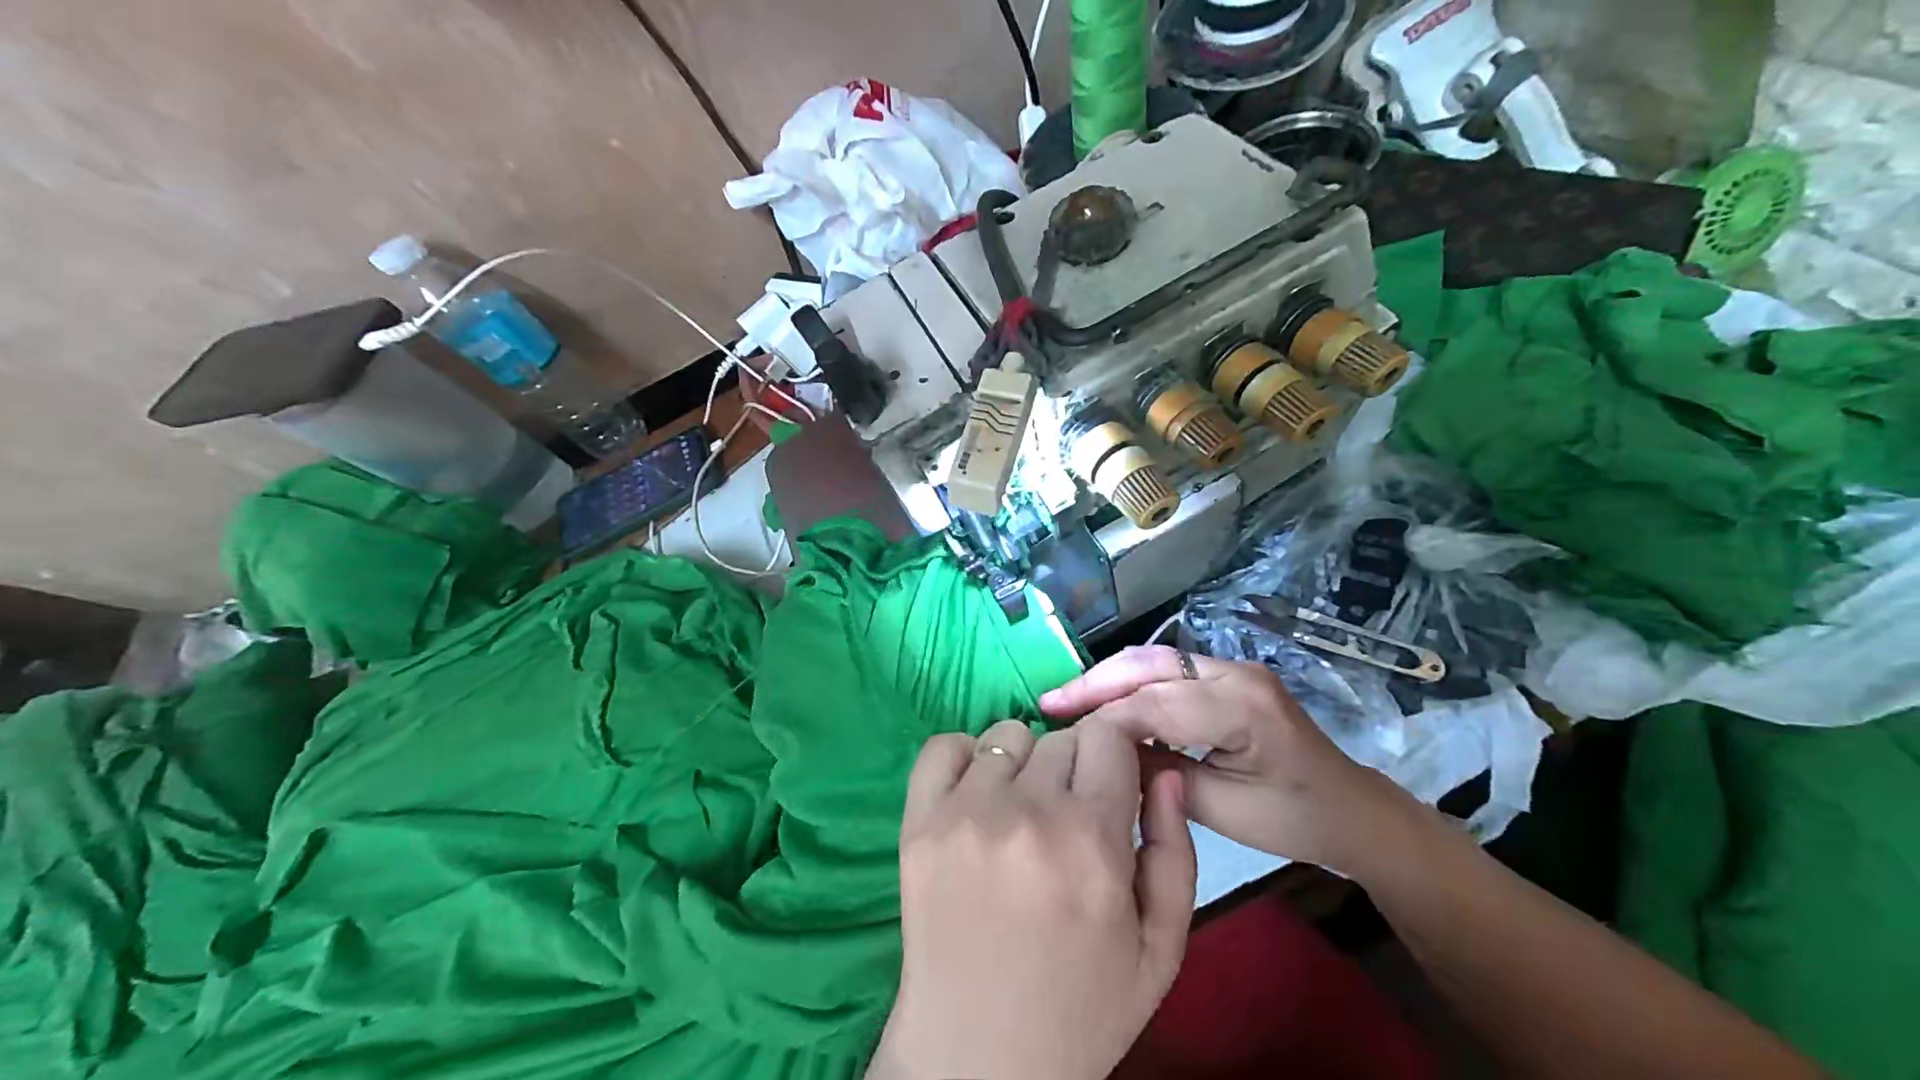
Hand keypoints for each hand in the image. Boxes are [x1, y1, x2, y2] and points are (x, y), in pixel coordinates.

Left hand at [868, 719, 1195, 1079]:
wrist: (977, 1056)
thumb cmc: (1080, 1008)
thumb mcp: (1160, 948)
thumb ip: (1174, 851)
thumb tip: (1163, 771)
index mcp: (1093, 840)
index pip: (1109, 736)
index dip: (1117, 752)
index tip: (1113, 777)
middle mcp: (1028, 814)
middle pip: (1062, 738)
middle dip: (1077, 767)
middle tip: (1069, 815)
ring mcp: (965, 814)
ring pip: (1006, 737)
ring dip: (1024, 764)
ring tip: (1021, 812)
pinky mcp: (918, 823)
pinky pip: (942, 747)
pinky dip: (965, 758)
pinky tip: (977, 796)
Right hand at [1041, 646, 1427, 874]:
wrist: (1351, 808)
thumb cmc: (1295, 819)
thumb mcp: (1223, 810)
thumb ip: (1162, 775)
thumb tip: (1105, 754)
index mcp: (1243, 706)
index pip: (1156, 705)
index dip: (1104, 720)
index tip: (1060, 734)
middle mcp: (1235, 672)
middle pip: (1150, 666)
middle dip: (1095, 683)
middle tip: (1049, 703)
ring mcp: (1231, 669)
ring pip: (1154, 661)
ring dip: (1108, 678)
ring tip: (1066, 700)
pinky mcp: (1225, 676)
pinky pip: (1167, 670)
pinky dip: (1130, 683)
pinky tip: (1104, 701)